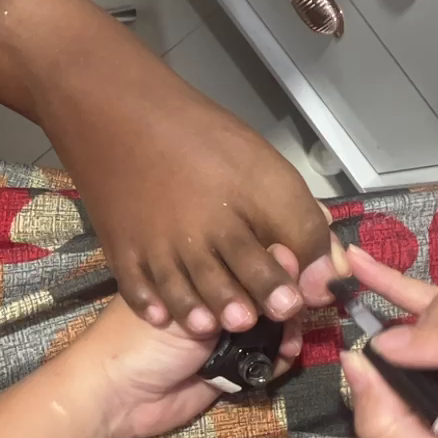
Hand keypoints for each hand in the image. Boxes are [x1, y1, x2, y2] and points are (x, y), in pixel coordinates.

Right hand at [35, 37, 345, 333]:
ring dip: (202, 312)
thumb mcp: (261, 162)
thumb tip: (324, 268)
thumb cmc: (196, 133)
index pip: (278, 254)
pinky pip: (138, 289)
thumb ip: (296, 216)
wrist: (112, 111)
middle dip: (247, 303)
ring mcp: (157, 243)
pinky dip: (152, 305)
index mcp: (242, 203)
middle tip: (252, 318)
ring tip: (211, 325)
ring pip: (185, 293)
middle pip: (231, 279)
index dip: (291, 282)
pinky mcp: (122, 249)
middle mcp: (201, 229)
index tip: (297, 301)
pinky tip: (164, 316)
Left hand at [61, 245, 303, 437]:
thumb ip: (242, 282)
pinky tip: (281, 357)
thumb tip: (288, 252)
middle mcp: (213, 296)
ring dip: (286, 330)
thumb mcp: (194, 305)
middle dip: (286, 298)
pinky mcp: (230, 367)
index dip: (277, 262)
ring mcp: (222, 333)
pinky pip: (264, 358)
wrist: (119, 397)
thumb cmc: (143, 338)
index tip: (300, 270)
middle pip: (266, 290)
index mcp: (197, 270)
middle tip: (297, 308)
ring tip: (288, 338)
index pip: (248, 254)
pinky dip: (276, 358)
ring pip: (271, 325)